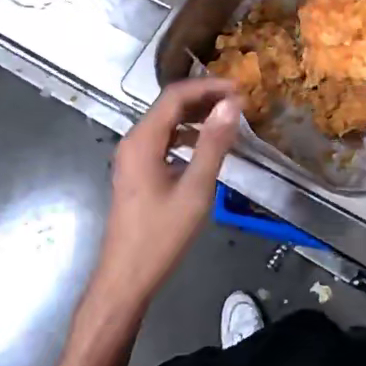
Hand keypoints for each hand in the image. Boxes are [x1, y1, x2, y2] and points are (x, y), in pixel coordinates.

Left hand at [89, 78, 241, 310]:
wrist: (125, 278)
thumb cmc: (160, 236)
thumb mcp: (195, 190)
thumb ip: (213, 145)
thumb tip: (231, 105)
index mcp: (143, 140)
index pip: (176, 95)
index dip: (208, 87)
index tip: (239, 89)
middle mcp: (133, 141)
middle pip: (169, 105)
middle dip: (204, 98)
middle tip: (238, 102)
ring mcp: (132, 156)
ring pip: (166, 122)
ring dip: (196, 116)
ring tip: (228, 120)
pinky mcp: (137, 171)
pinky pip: (163, 140)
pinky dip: (186, 135)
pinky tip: (206, 147)